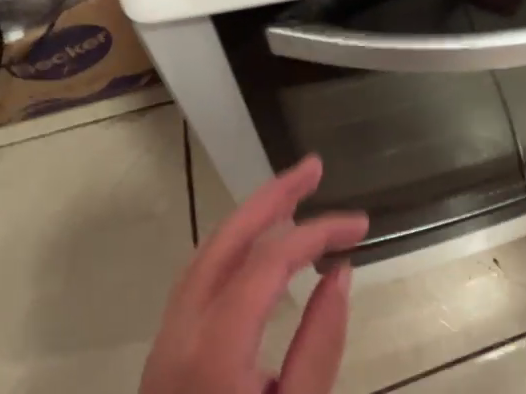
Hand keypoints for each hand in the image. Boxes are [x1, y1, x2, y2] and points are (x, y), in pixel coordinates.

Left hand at [140, 156, 368, 393]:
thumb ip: (320, 345)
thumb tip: (339, 273)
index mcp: (212, 354)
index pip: (267, 263)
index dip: (316, 233)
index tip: (360, 227)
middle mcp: (179, 337)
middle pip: (223, 241)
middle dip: (271, 197)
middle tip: (314, 167)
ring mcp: (164, 346)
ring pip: (204, 257)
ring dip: (249, 219)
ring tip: (292, 195)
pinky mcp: (165, 358)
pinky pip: (199, 281)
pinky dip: (235, 251)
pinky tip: (261, 250)